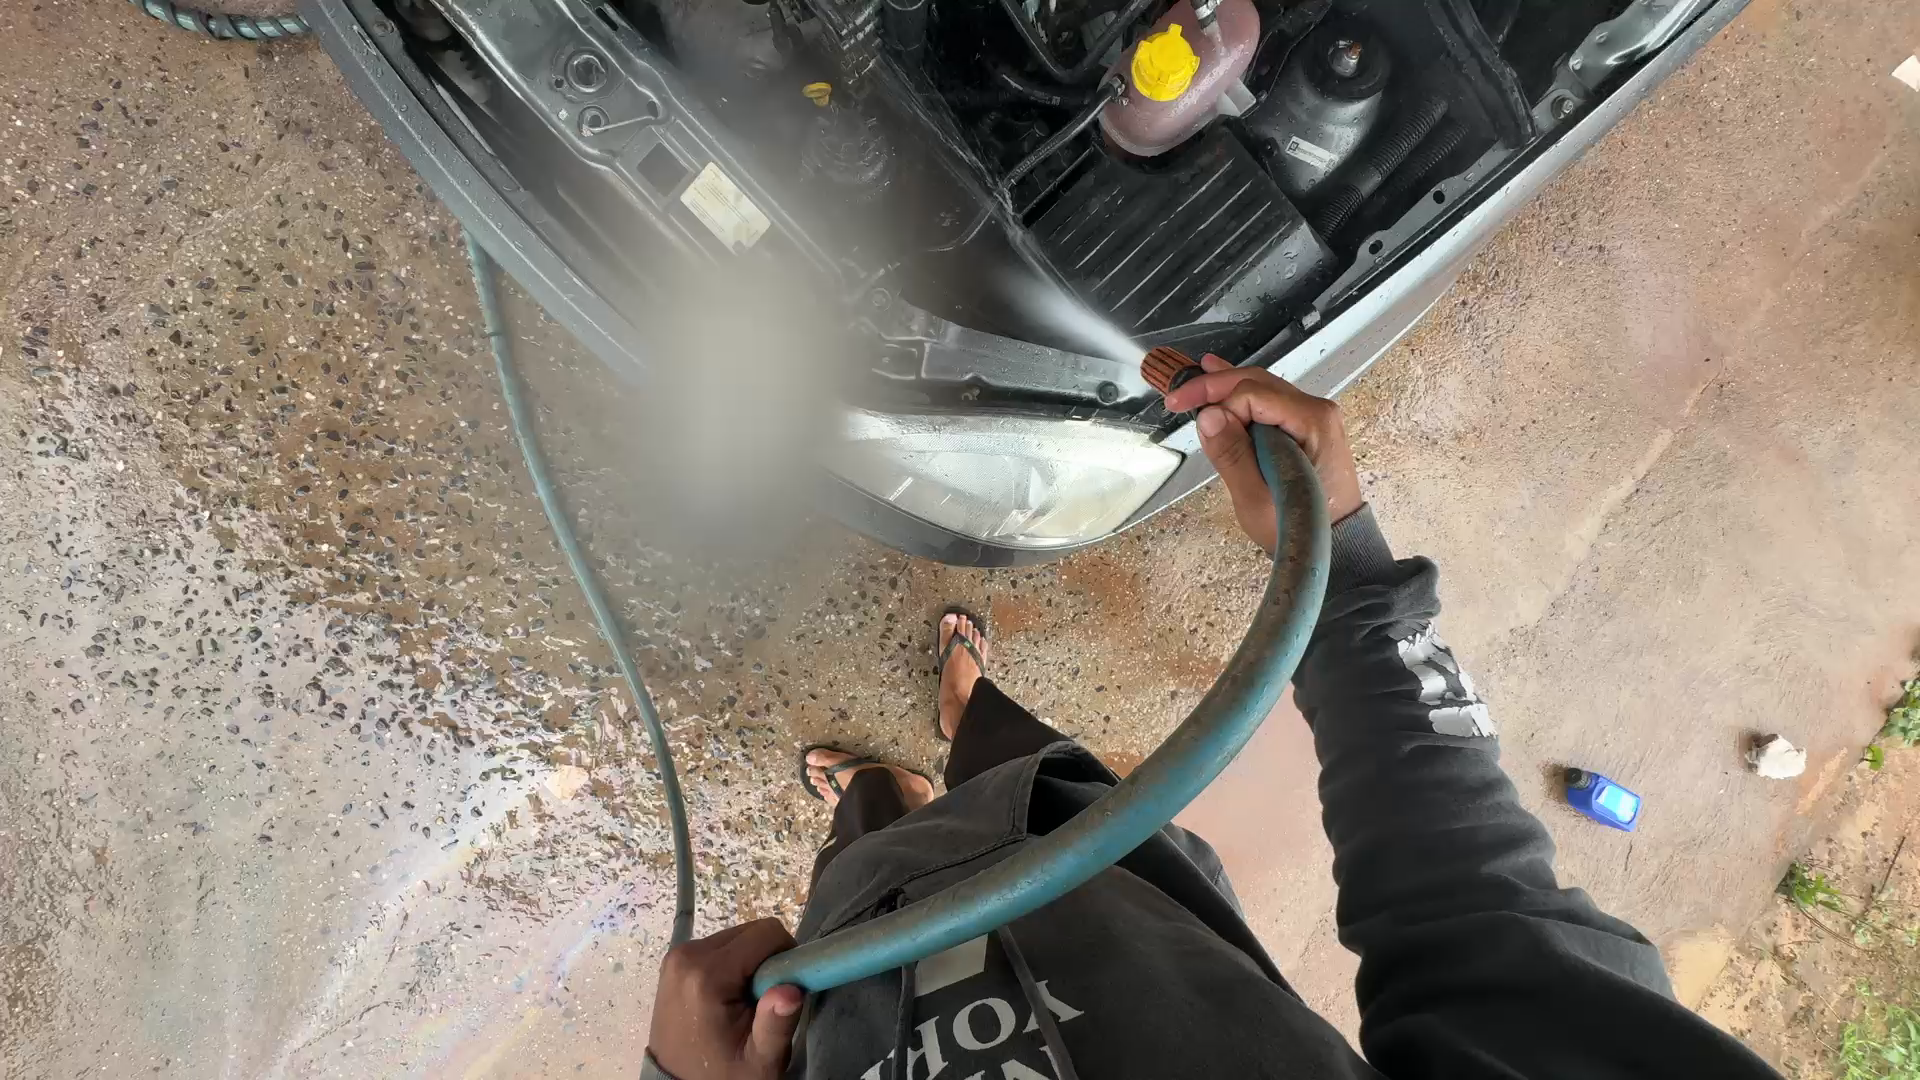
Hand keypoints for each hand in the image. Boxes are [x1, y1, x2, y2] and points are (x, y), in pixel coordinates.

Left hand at [648, 919, 805, 1079]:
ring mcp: (679, 955)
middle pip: (751, 932)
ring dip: (750, 962)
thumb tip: (791, 990)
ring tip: (743, 1002)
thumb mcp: (759, 1063)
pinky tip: (727, 996)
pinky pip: (722, 946)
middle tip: (760, 1001)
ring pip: (738, 936)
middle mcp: (688, 954)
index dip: (784, 956)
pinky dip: (733, 964)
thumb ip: (776, 1025)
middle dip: (765, 960)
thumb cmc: (722, 1076)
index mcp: (707, 974)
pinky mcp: (677, 959)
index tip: (780, 991)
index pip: (767, 933)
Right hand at [1162, 355, 1363, 553]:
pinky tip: (1221, 383)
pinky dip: (1240, 397)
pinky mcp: (1305, 429)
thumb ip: (1232, 455)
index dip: (1214, 399)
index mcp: (1311, 423)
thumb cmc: (1296, 527)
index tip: (1180, 410)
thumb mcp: (1256, 499)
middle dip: (1214, 386)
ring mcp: (1313, 418)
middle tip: (1177, 395)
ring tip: (1193, 379)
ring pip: (1262, 389)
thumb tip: (1207, 416)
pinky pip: (1268, 403)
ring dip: (1225, 387)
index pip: (1251, 394)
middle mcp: (1316, 411)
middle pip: (1257, 383)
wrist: (1335, 544)